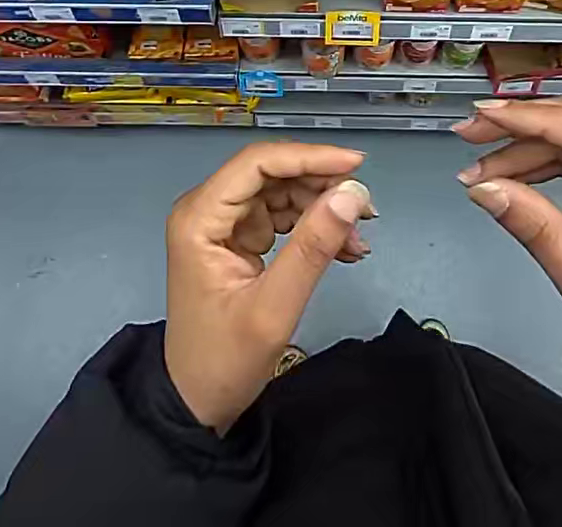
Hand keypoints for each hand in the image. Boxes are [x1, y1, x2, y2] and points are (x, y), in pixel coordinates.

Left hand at [164, 142, 375, 431]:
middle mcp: (208, 208)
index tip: (355, 165)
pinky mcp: (240, 235)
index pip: (257, 164)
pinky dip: (315, 225)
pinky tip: (344, 245)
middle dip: (321, 184)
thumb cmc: (223, 361)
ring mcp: (225, 221)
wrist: (197, 403)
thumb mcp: (273, 309)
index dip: (307, 157)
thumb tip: (351, 195)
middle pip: (272, 173)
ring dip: (322, 206)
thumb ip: (312, 249)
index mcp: (200, 216)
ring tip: (358, 235)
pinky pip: (284, 214)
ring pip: (282, 191)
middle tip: (365, 207)